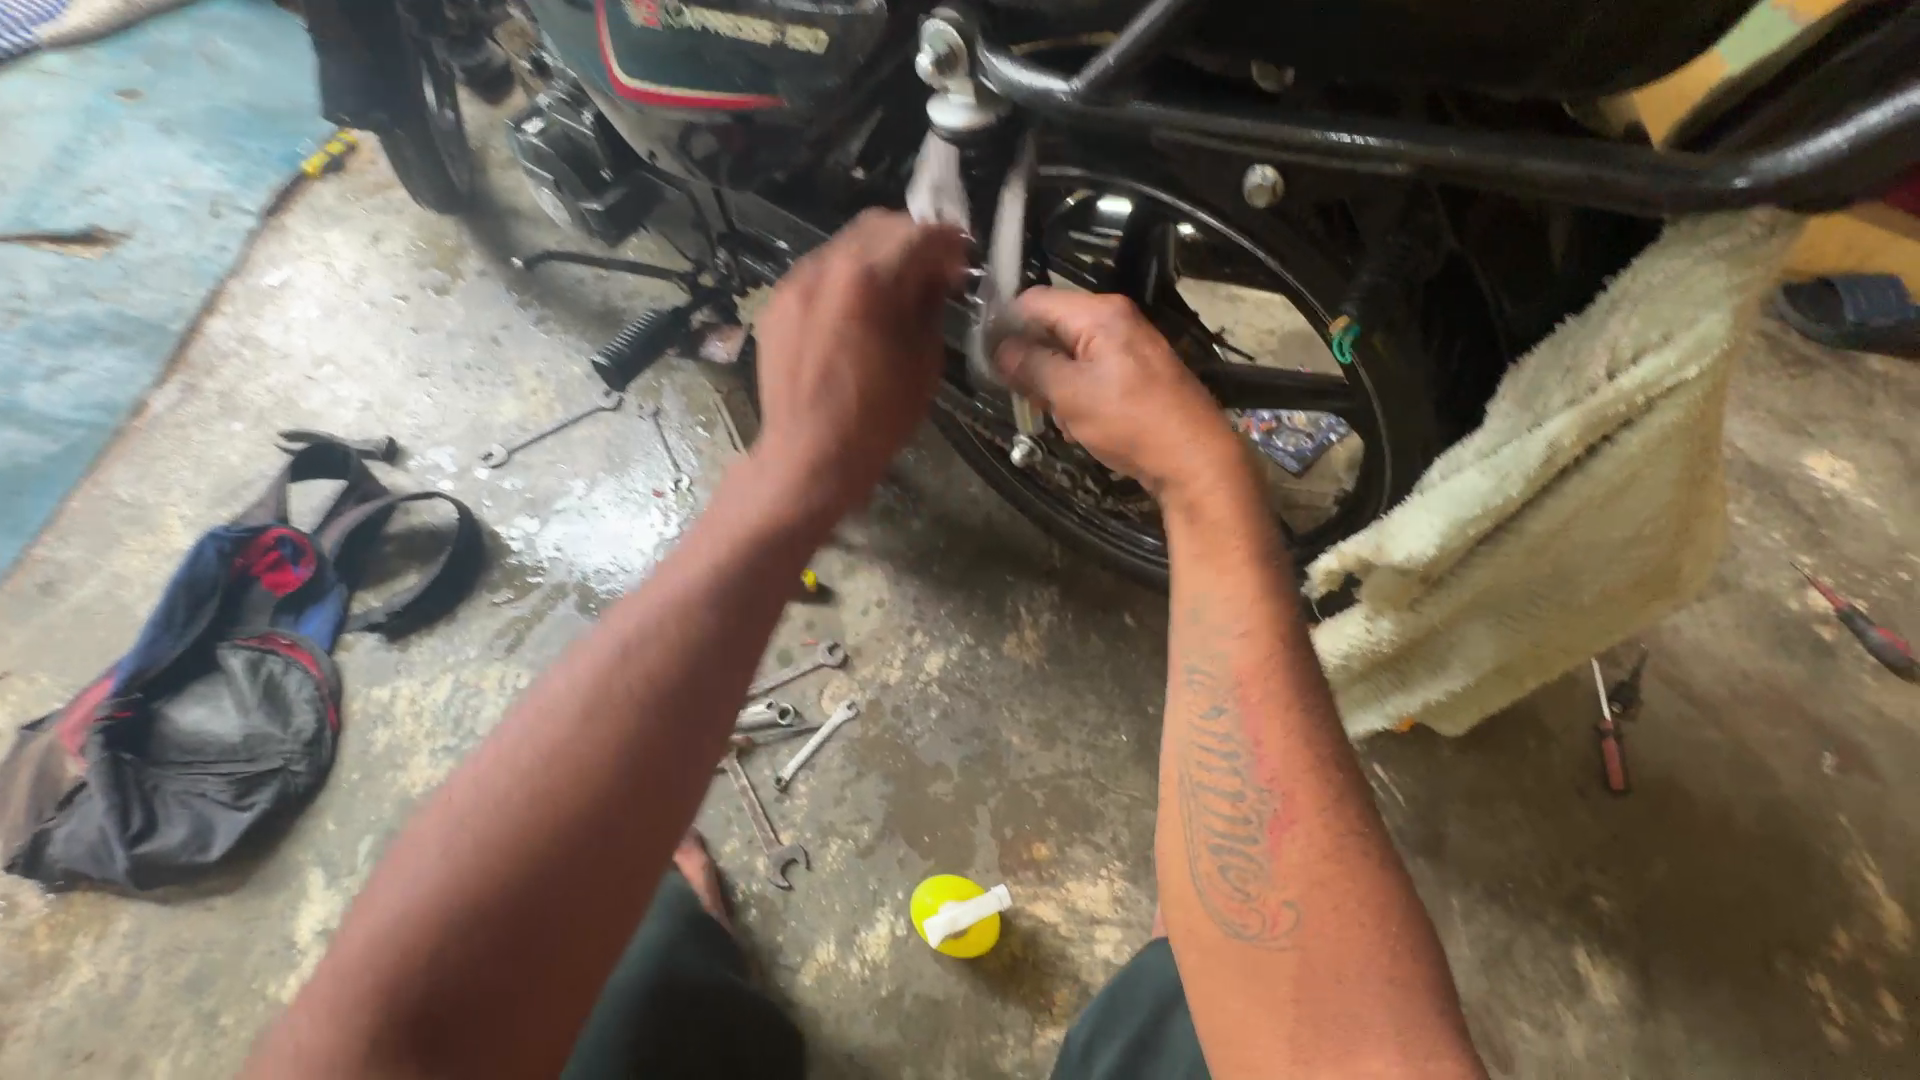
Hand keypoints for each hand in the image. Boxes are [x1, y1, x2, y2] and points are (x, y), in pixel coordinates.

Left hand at [751, 210, 967, 517]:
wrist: (809, 456)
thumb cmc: (877, 419)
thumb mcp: (923, 361)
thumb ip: (929, 306)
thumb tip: (936, 277)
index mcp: (869, 280)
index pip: (919, 233)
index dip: (949, 242)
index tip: (962, 260)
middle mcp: (826, 267)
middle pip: (878, 226)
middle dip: (912, 240)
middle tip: (933, 271)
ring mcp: (795, 283)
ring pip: (845, 246)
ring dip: (877, 257)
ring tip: (894, 292)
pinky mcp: (776, 304)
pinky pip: (819, 274)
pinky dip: (845, 280)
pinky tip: (856, 312)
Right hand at [995, 288, 1245, 503]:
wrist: (1194, 459)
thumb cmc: (1130, 421)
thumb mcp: (1070, 393)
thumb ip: (1030, 366)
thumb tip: (998, 349)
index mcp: (1100, 313)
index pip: (1034, 302)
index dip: (1005, 326)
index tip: (986, 358)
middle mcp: (1115, 321)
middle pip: (1051, 329)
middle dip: (1034, 365)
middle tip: (1029, 400)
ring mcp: (1128, 348)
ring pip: (1069, 358)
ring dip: (1056, 389)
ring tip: (1065, 421)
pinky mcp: (1136, 375)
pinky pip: (1091, 376)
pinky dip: (1078, 399)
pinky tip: (1084, 427)